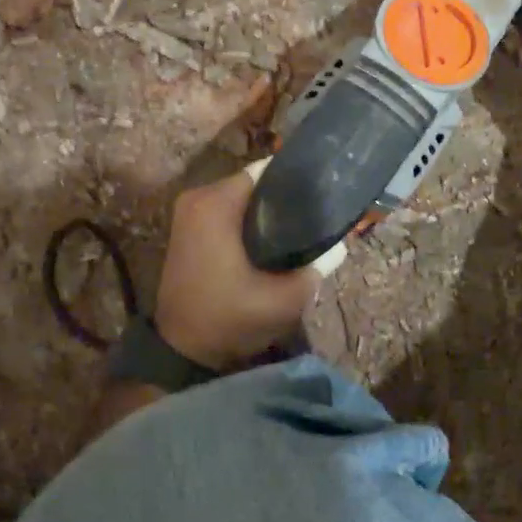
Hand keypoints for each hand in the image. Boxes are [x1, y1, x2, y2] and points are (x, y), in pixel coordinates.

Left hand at [154, 172, 318, 370]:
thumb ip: (319, 265)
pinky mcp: (189, 228)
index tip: (327, 195)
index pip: (270, 169)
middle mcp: (199, 197)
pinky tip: (277, 239)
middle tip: (321, 216)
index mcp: (216, 203)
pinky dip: (253, 220)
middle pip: (258, 182)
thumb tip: (340, 242)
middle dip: (288, 196)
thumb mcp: (285, 298)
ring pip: (246, 196)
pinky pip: (231, 210)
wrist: (181, 351)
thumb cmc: (229, 319)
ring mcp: (190, 212)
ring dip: (271, 210)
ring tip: (304, 227)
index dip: (301, 179)